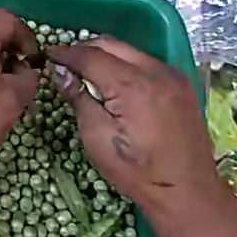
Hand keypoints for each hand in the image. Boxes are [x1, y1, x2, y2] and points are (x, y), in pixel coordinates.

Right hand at [49, 37, 217, 205]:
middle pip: (111, 44)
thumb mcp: (96, 137)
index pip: (90, 56)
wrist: (188, 191)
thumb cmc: (136, 171)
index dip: (65, 53)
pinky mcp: (181, 83)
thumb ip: (79, 98)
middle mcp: (155, 71)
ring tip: (88, 73)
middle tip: (65, 64)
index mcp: (132, 84)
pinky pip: (145, 62)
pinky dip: (125, 64)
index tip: (48, 54)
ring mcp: (172, 75)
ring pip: (129, 50)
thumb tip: (61, 71)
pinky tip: (116, 83)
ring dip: (106, 55)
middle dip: (84, 49)